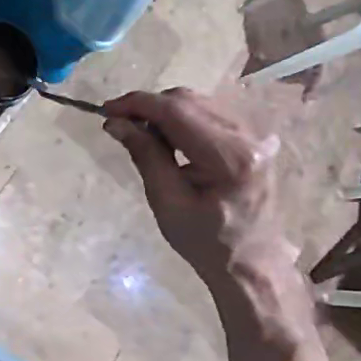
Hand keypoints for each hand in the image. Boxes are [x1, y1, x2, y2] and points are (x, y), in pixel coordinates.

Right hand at [101, 89, 290, 275]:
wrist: (251, 259)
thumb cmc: (204, 239)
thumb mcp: (166, 201)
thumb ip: (144, 155)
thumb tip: (115, 123)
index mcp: (228, 156)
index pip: (176, 111)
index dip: (137, 104)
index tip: (105, 111)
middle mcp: (247, 135)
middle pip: (187, 101)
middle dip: (148, 106)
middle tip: (120, 126)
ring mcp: (254, 134)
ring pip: (197, 103)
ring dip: (163, 112)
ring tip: (142, 135)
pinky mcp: (253, 137)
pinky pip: (209, 113)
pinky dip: (182, 119)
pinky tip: (168, 139)